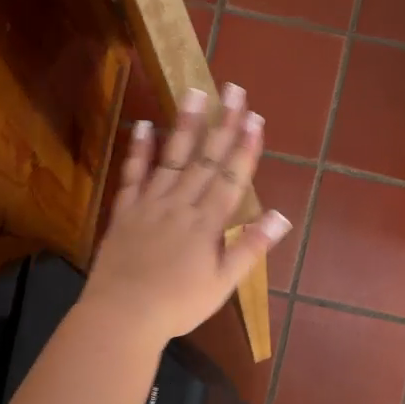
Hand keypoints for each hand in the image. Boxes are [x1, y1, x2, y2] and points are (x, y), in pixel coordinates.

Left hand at [81, 84, 291, 343]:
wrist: (124, 312)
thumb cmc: (178, 305)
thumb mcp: (222, 283)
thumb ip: (249, 248)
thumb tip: (280, 217)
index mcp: (207, 224)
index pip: (231, 179)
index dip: (245, 148)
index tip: (255, 119)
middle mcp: (181, 205)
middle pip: (205, 160)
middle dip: (222, 125)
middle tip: (234, 91)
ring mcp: (151, 205)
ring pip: (172, 158)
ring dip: (185, 125)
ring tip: (195, 92)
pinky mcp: (124, 212)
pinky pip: (133, 174)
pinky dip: (139, 149)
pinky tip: (145, 125)